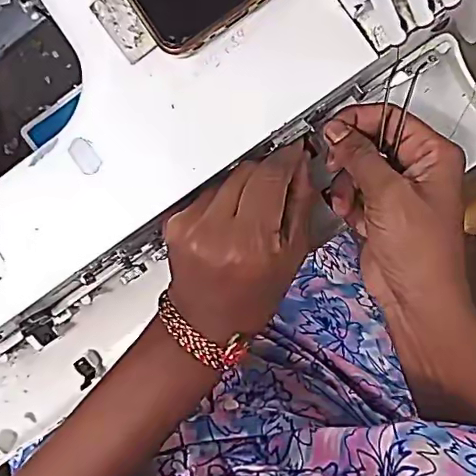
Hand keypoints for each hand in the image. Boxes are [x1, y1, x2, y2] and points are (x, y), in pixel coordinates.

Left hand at [163, 142, 315, 343]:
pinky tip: (229, 222)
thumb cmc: (251, 299)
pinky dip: (223, 198)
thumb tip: (300, 169)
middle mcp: (216, 231)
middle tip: (278, 187)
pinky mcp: (175, 222)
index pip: (270, 176)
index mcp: (250, 243)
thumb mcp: (292, 256)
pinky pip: (207, 192)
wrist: (206, 322)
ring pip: (227, 177)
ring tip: (251, 214)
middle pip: (247, 171)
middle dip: (267, 173)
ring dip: (244, 185)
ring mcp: (191, 225)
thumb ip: (299, 206)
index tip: (294, 153)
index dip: (286, 160)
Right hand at [323, 107, 475, 431]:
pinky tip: (348, 213)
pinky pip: (356, 192)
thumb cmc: (422, 253)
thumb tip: (339, 130)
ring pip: (361, 167)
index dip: (361, 119)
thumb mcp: (389, 194)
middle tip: (335, 162)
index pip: (393, 118)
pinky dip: (347, 201)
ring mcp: (400, 192)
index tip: (334, 126)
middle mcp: (420, 170)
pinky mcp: (383, 213)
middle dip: (351, 155)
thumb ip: (360, 156)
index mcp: (435, 156)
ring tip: (346, 199)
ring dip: (347, 182)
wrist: (416, 299)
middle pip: (374, 141)